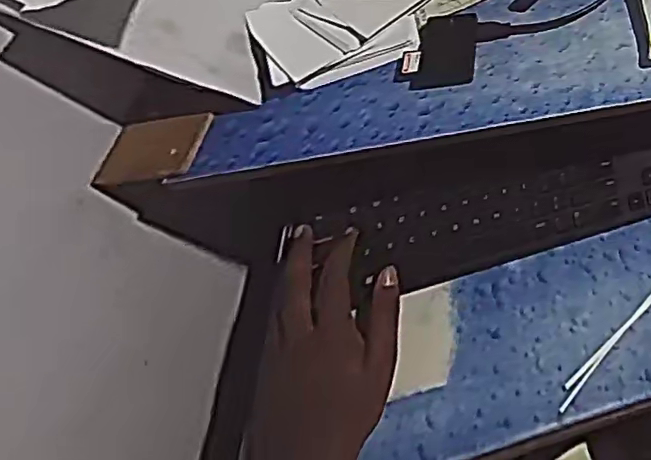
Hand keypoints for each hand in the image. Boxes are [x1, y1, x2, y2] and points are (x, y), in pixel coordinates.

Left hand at [249, 227, 399, 459]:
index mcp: (330, 331)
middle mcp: (298, 335)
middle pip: (296, 279)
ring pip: (278, 297)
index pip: (334, 276)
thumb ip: (384, 315)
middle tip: (306, 231)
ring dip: (288, 270)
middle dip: (303, 250)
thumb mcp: (380, 366)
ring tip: (295, 253)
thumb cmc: (344, 420)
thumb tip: (388, 276)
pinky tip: (284, 297)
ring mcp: (276, 350)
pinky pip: (269, 317)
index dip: (342, 249)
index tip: (349, 235)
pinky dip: (278, 296)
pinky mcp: (262, 366)